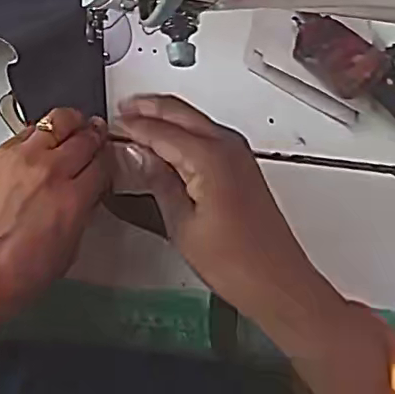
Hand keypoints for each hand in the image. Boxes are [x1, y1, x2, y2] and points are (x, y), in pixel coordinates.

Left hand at [0, 106, 111, 313]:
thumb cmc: (18, 270)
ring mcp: (27, 156)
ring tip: (76, 122)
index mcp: (73, 199)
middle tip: (97, 133)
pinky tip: (46, 135)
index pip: (102, 164)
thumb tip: (87, 193)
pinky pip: (31, 128)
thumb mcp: (70, 249)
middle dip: (95, 135)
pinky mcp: (4, 151)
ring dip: (72, 121)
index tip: (106, 158)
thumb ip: (83, 212)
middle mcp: (52, 171)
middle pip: (85, 137)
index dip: (108, 159)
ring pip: (59, 120)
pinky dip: (43, 129)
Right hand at [113, 95, 330, 318]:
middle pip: (178, 111)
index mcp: (210, 157)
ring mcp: (237, 152)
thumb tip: (138, 155)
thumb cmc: (239, 264)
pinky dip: (182, 126)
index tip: (114, 127)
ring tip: (139, 120)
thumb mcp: (182, 225)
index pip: (160, 130)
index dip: (132, 127)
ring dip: (165, 113)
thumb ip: (158, 181)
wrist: (280, 286)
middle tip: (122, 110)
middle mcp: (227, 145)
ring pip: (192, 117)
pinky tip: (168, 138)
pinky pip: (205, 130)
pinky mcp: (242, 162)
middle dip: (147, 107)